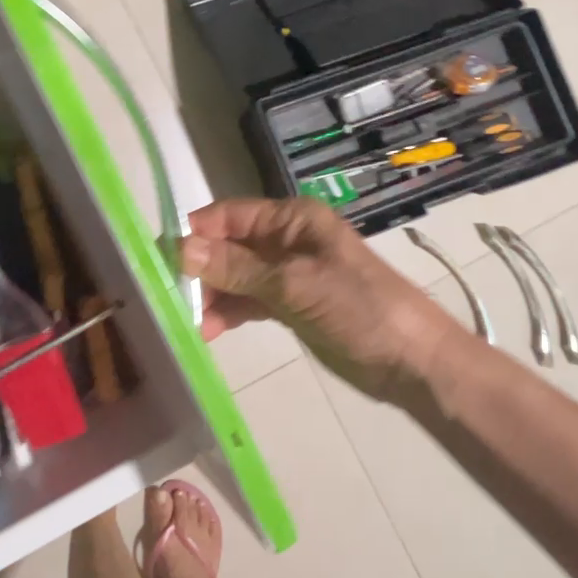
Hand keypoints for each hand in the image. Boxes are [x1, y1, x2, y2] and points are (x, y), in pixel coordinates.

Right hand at [184, 198, 465, 398]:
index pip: (229, 215)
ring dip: (211, 295)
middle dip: (200, 268)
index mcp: (292, 219)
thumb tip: (180, 249)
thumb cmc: (358, 308)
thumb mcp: (293, 285)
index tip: (163, 259)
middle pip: (228, 246)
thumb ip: (236, 268)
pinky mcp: (291, 305)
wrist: (413, 362)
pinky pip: (248, 300)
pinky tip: (210, 331)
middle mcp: (286, 240)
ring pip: (235, 276)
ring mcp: (287, 274)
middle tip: (172, 297)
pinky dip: (228, 312)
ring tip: (190, 321)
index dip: (196, 233)